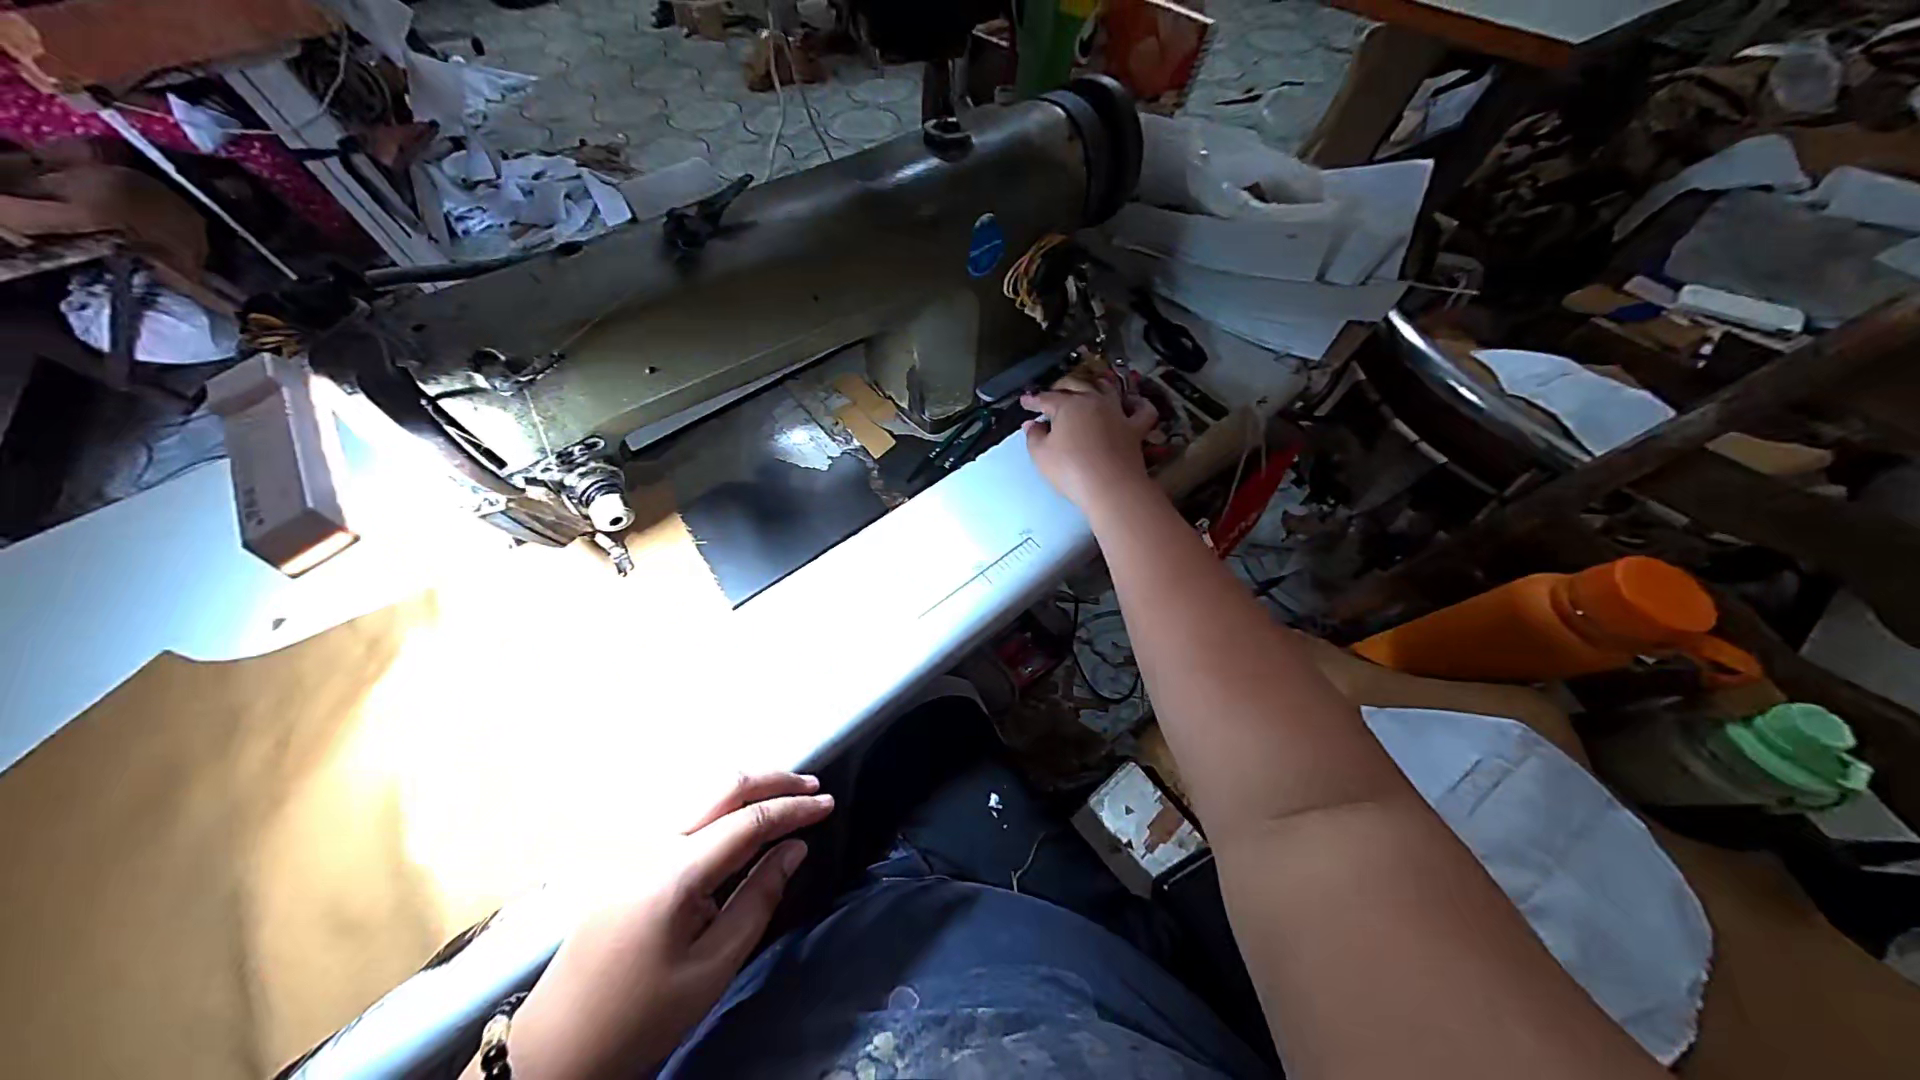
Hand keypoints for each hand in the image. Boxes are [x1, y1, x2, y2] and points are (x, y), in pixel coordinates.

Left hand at [496, 773, 834, 1079]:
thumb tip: (793, 849)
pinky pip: (684, 817)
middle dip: (773, 781)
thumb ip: (759, 898)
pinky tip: (740, 820)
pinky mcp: (624, 861)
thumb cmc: (641, 1016)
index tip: (828, 805)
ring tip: (784, 798)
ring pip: (701, 796)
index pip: (748, 821)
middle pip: (722, 789)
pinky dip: (722, 807)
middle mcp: (652, 846)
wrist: (555, 1048)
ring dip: (748, 789)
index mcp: (675, 872)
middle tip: (812, 789)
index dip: (793, 809)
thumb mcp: (713, 967)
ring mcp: (633, 850)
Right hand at [1022, 374, 1159, 510]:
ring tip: (1088, 386)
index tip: (1026, 402)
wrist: (1110, 487)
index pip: (1046, 398)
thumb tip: (1033, 425)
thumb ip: (1034, 436)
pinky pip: (1142, 410)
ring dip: (1095, 384)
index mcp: (1068, 405)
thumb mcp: (1041, 454)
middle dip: (1061, 386)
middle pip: (1076, 385)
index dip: (1033, 400)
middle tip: (1052, 392)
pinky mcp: (1135, 429)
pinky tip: (1131, 402)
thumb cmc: (1071, 470)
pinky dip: (1137, 403)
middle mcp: (1094, 402)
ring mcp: (1117, 413)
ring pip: (1107, 388)